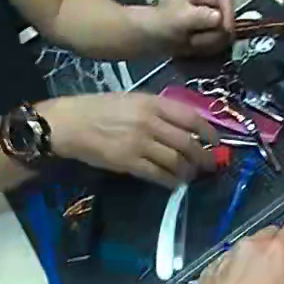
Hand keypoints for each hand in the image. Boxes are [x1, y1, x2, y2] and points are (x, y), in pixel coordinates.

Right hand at [36, 94, 218, 187]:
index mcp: (152, 103)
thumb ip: (159, 111)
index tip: (215, 141)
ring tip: (190, 175)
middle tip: (209, 165)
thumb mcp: (132, 99)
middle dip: (203, 158)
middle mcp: (150, 122)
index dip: (208, 131)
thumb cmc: (99, 108)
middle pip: (188, 144)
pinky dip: (171, 182)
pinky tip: (175, 183)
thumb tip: (186, 127)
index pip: (191, 117)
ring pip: (176, 162)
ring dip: (188, 172)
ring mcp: (140, 144)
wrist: (68, 123)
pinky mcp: (129, 163)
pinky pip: (159, 175)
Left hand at [154, 0, 235, 56]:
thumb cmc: (164, 23)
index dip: (228, 12)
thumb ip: (199, 16)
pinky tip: (196, 47)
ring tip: (192, 42)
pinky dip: (210, 48)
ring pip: (226, 35)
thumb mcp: (179, 18)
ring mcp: (215, 20)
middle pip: (230, 19)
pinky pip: (221, 44)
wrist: (155, 38)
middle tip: (196, 38)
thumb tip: (219, 18)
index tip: (224, 30)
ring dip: (210, 43)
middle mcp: (213, 4)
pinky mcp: (214, 34)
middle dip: (215, 33)